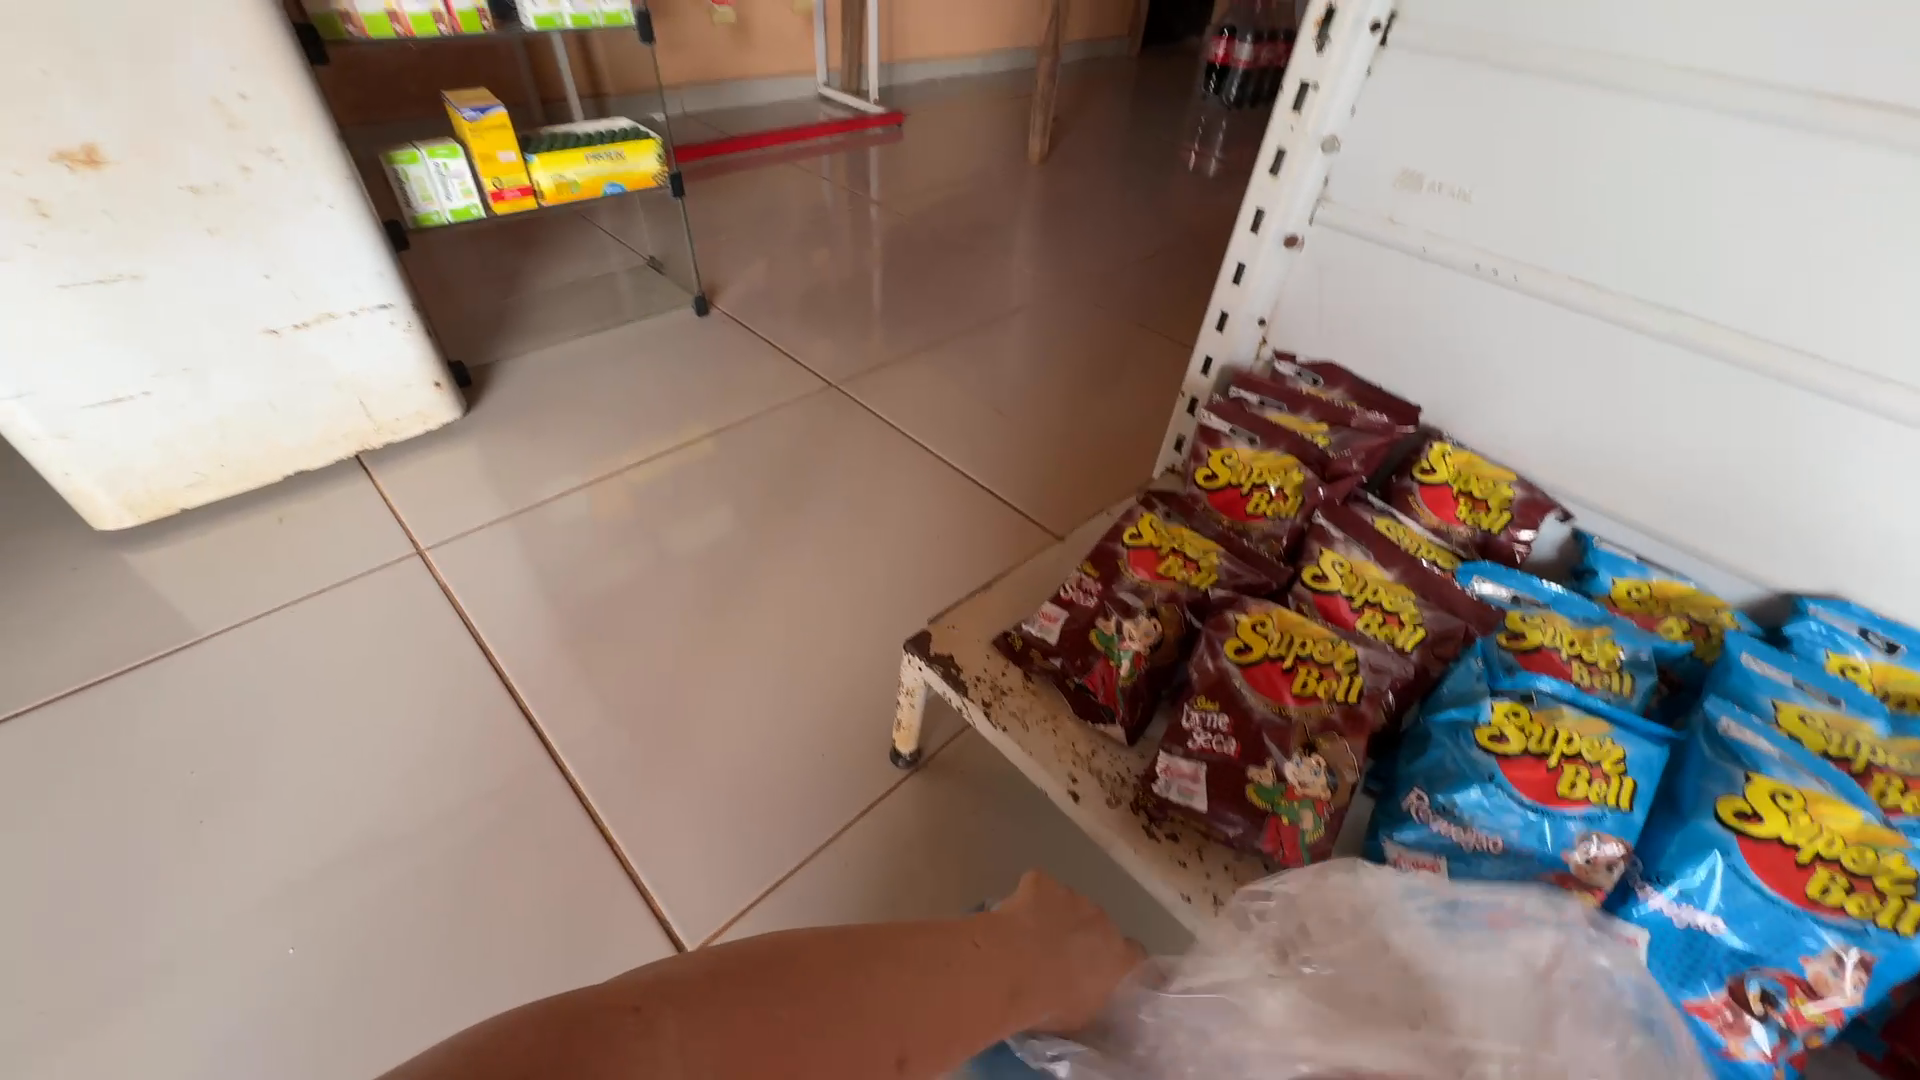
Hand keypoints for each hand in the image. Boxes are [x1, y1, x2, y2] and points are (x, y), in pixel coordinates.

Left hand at [995, 870, 1145, 1034]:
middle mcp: (1101, 919)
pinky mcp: (1041, 882)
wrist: (1011, 969)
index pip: (1134, 953)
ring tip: (1031, 938)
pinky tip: (1016, 918)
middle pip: (1097, 924)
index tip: (1103, 969)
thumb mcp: (1082, 1016)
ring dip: (1056, 916)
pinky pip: (1040, 887)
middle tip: (1058, 955)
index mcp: (1118, 956)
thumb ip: (1096, 997)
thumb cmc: (1049, 1003)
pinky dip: (1031, 899)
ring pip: (1068, 903)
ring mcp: (1071, 895)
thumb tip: (1092, 994)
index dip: (1119, 958)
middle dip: (1082, 935)